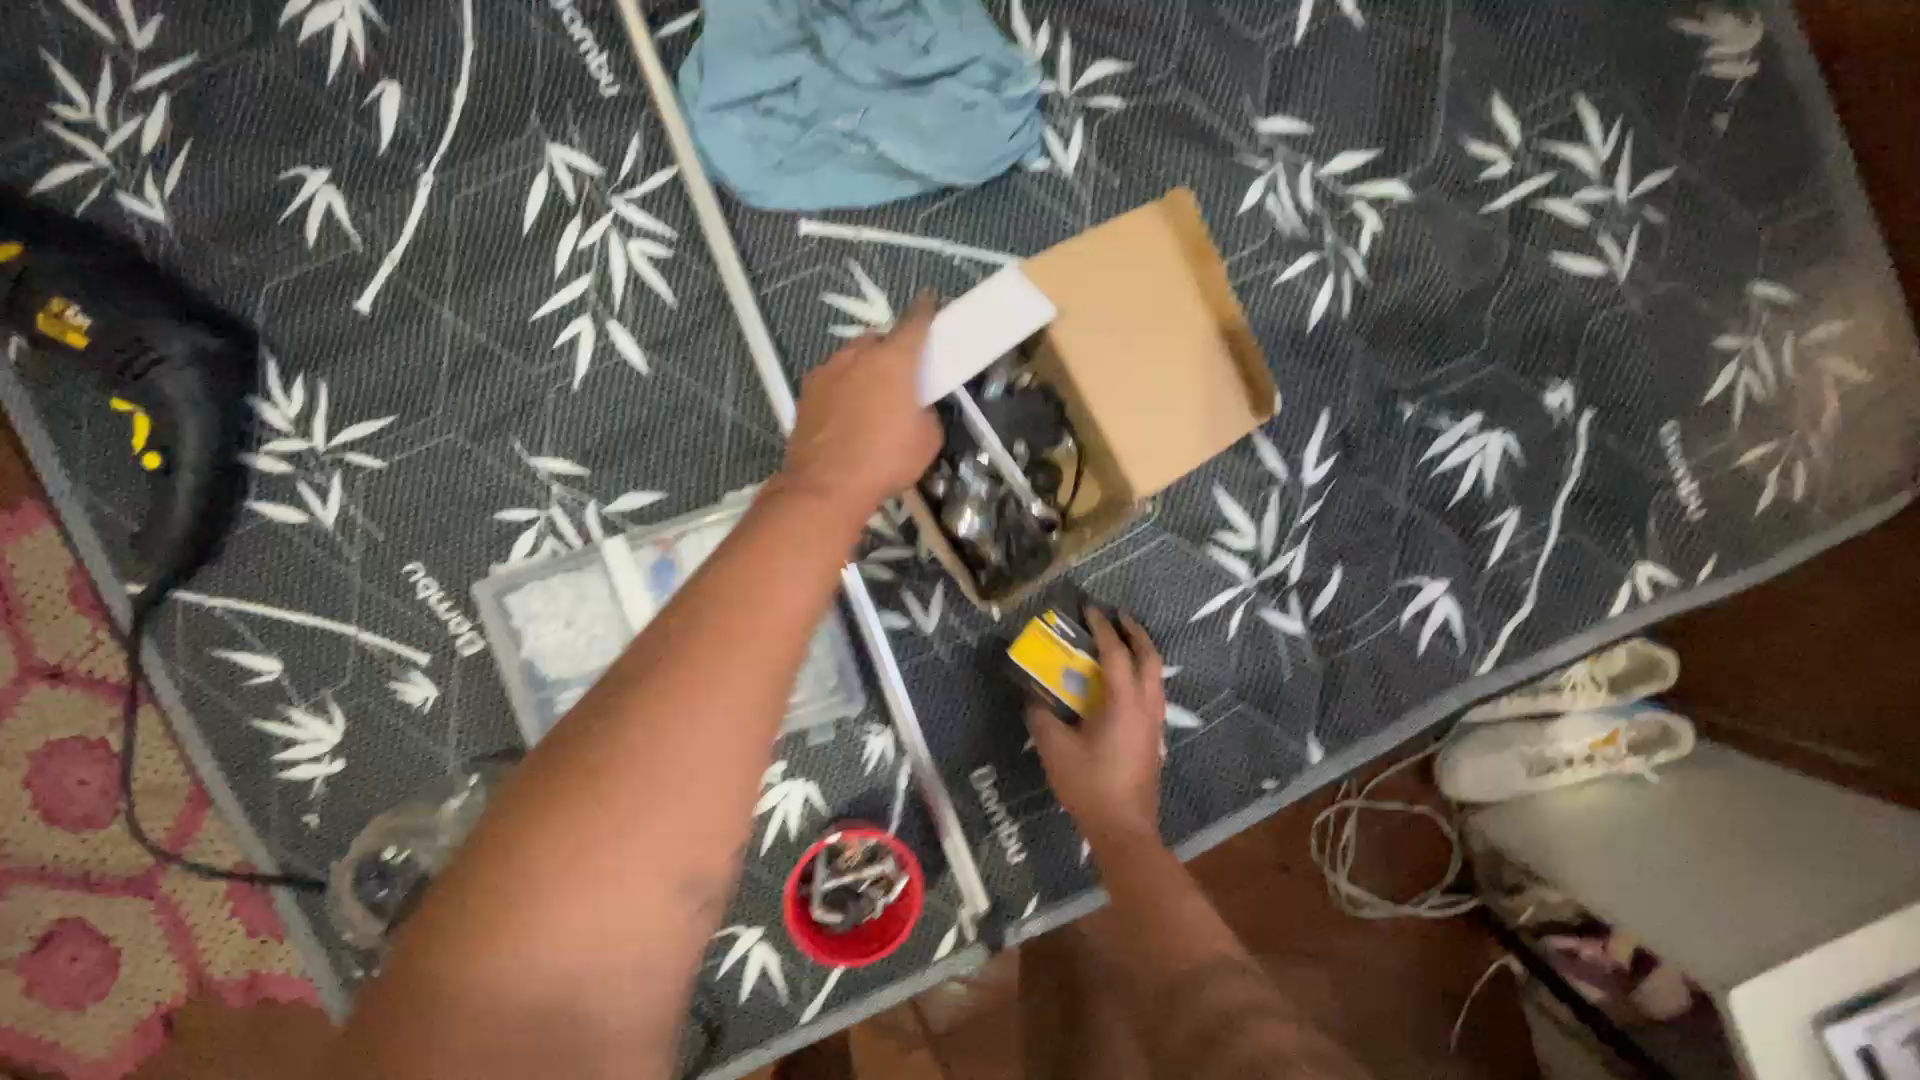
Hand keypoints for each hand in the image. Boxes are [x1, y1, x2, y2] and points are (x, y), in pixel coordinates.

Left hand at [780, 296, 941, 516]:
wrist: (825, 485)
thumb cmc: (885, 460)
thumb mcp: (927, 440)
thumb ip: (925, 412)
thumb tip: (915, 409)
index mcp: (894, 360)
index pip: (914, 323)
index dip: (925, 311)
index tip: (930, 301)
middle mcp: (857, 356)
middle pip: (877, 339)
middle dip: (890, 349)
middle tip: (901, 373)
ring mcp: (826, 372)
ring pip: (851, 359)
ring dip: (863, 368)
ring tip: (872, 396)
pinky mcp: (806, 394)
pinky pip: (832, 381)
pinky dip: (843, 389)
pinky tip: (847, 414)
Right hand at [1025, 609, 1165, 851]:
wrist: (1123, 828)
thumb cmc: (1089, 785)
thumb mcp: (1055, 748)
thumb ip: (1041, 717)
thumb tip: (1032, 697)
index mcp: (1124, 703)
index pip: (1116, 653)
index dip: (1102, 628)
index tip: (1089, 609)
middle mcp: (1146, 707)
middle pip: (1150, 658)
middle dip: (1135, 632)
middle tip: (1117, 616)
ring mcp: (1154, 724)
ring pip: (1156, 676)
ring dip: (1141, 653)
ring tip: (1121, 643)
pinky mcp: (1153, 739)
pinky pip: (1152, 693)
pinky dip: (1140, 675)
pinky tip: (1121, 683)